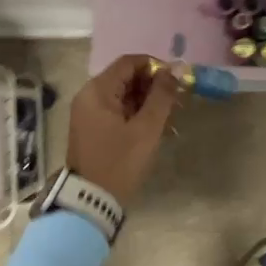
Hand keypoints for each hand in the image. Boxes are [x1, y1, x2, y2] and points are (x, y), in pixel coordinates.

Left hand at [65, 55, 181, 205]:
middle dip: (153, 86)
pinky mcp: (91, 128)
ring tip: (170, 118)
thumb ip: (161, 96)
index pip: (129, 62)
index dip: (155, 66)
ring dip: (147, 102)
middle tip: (177, 102)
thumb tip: (174, 69)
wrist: (90, 202)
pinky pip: (117, 111)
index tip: (176, 81)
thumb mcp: (146, 129)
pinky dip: (135, 114)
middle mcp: (88, 96)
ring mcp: (88, 113)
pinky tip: (155, 128)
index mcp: (97, 90)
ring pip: (123, 95)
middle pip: (125, 78)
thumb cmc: (119, 162)